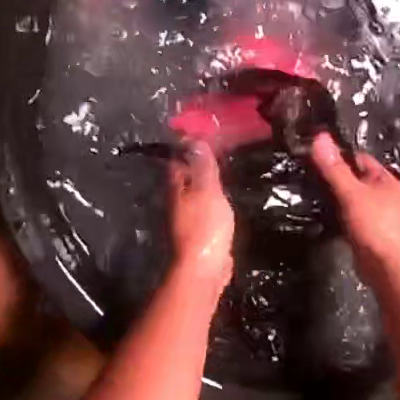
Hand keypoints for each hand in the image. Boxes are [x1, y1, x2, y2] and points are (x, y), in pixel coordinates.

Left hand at [169, 141, 233, 288]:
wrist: (204, 268)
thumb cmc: (205, 226)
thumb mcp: (208, 190)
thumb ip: (203, 166)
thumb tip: (193, 139)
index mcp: (177, 187)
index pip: (178, 159)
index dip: (187, 145)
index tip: (201, 131)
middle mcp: (177, 200)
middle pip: (185, 175)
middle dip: (196, 162)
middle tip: (215, 147)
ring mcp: (187, 217)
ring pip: (195, 191)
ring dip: (205, 180)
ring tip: (221, 168)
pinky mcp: (199, 231)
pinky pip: (205, 207)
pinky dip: (212, 198)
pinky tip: (222, 197)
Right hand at [309, 133, 399, 278]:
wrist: (390, 269)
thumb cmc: (377, 227)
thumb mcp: (352, 193)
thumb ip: (334, 168)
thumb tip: (320, 138)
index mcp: (384, 179)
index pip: (358, 157)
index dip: (337, 153)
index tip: (312, 153)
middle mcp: (383, 195)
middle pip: (353, 178)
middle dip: (333, 176)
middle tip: (305, 173)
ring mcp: (377, 215)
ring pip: (350, 199)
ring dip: (334, 198)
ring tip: (308, 193)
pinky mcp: (368, 234)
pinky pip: (349, 218)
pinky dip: (336, 216)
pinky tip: (322, 218)